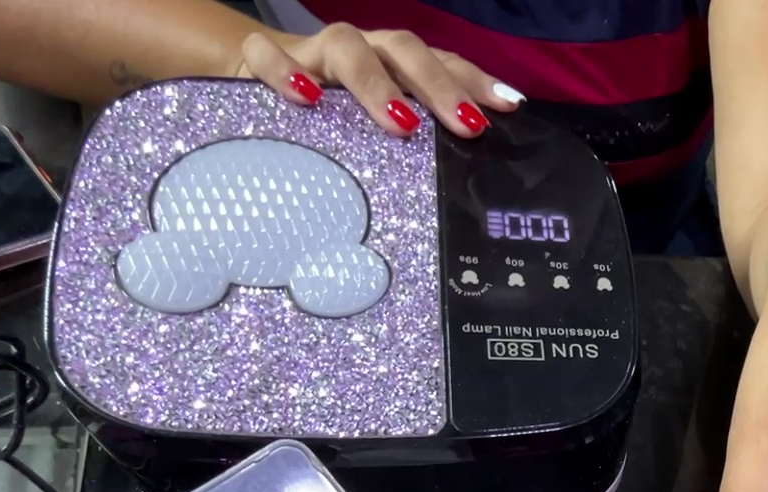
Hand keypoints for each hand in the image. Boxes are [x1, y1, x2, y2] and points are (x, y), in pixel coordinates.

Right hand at [234, 24, 519, 137]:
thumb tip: (477, 167)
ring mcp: (315, 55)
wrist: (257, 86)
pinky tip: (305, 98)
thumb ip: (427, 143)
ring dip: (376, 83)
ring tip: (401, 122)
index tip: (509, 107)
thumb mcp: (385, 132)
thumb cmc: (339, 119)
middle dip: (438, 85)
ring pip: (348, 47)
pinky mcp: (261, 64)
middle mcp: (365, 53)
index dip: (475, 82)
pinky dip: (282, 70)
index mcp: (398, 67)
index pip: (443, 64)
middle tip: (467, 125)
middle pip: (404, 50)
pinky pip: (265, 56)